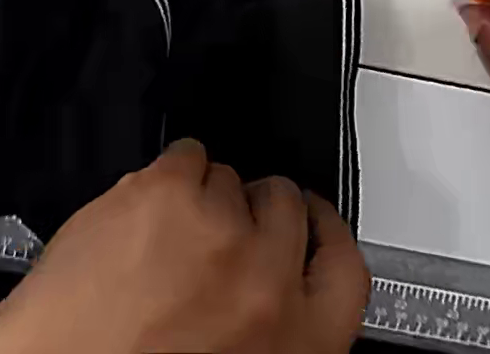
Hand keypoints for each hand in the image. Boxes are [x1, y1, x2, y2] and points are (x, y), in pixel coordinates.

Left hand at [0, 139, 369, 353]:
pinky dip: (171, 173)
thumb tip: (275, 283)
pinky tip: (143, 207)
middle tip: (221, 223)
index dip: (327, 234)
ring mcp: (217, 230)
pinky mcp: (167, 192)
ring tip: (164, 230)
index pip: (346, 270)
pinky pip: (187, 155)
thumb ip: (268, 328)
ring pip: (229, 178)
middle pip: (284, 204)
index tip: (311, 219)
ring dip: (205, 195)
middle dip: (256, 208)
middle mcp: (266, 281)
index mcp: (296, 344)